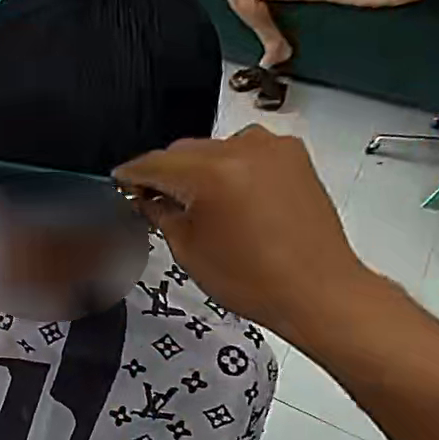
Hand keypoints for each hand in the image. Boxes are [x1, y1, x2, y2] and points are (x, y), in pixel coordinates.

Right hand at [114, 126, 377, 341]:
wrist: (316, 290)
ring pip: (216, 149)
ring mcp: (272, 148)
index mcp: (211, 173)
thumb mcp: (190, 251)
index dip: (132, 174)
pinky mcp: (293, 156)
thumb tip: (147, 197)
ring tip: (198, 204)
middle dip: (166, 173)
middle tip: (153, 200)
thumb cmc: (257, 280)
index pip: (155, 163)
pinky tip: (230, 198)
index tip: (122, 181)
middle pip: (185, 151)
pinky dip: (232, 169)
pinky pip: (247, 152)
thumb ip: (161, 214)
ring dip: (200, 170)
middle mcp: (243, 148)